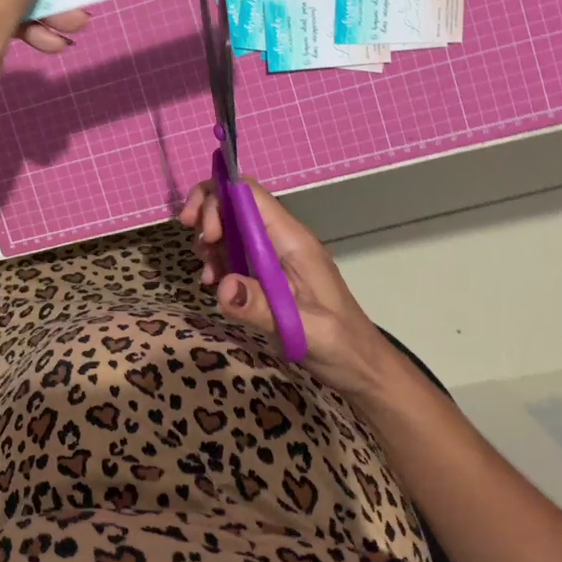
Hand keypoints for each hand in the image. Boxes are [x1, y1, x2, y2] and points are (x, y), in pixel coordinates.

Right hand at [179, 178, 407, 401]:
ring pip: (231, 225)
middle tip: (199, 250)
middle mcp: (281, 239)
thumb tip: (222, 287)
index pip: (250, 194)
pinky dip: (217, 260)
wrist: (362, 367)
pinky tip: (215, 285)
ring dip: (210, 241)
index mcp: (293, 240)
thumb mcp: (302, 329)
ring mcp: (274, 254)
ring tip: (207, 274)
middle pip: (235, 203)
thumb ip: (260, 307)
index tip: (202, 230)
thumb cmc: (340, 344)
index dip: (218, 198)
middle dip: (208, 215)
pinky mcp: (267, 271)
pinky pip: (234, 250)